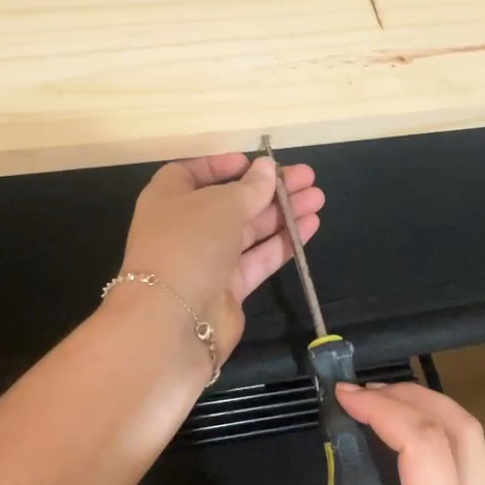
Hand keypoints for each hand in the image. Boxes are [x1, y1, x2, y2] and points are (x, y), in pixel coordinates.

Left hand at [118, 153, 322, 360]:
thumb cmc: (189, 245)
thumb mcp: (222, 205)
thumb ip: (250, 187)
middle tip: (307, 177)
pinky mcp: (226, 290)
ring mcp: (205, 261)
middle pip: (230, 201)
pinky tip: (310, 226)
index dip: (222, 165)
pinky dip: (281, 244)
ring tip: (317, 198)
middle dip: (268, 189)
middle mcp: (184, 228)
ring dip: (281, 214)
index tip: (255, 162)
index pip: (192, 173)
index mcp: (167, 199)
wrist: (172, 322)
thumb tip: (267, 168)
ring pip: (248, 231)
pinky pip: (256, 260)